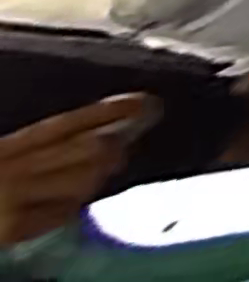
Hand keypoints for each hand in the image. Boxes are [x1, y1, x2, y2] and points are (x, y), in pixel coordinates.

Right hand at [0, 94, 159, 243]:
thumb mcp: (4, 158)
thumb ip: (47, 145)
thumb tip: (117, 126)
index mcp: (7, 147)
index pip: (71, 121)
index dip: (114, 111)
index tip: (148, 103)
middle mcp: (9, 167)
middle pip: (97, 147)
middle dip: (114, 152)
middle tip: (111, 159)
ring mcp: (7, 200)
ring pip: (89, 179)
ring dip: (90, 184)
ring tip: (69, 189)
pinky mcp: (5, 230)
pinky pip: (62, 214)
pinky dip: (62, 213)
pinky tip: (44, 215)